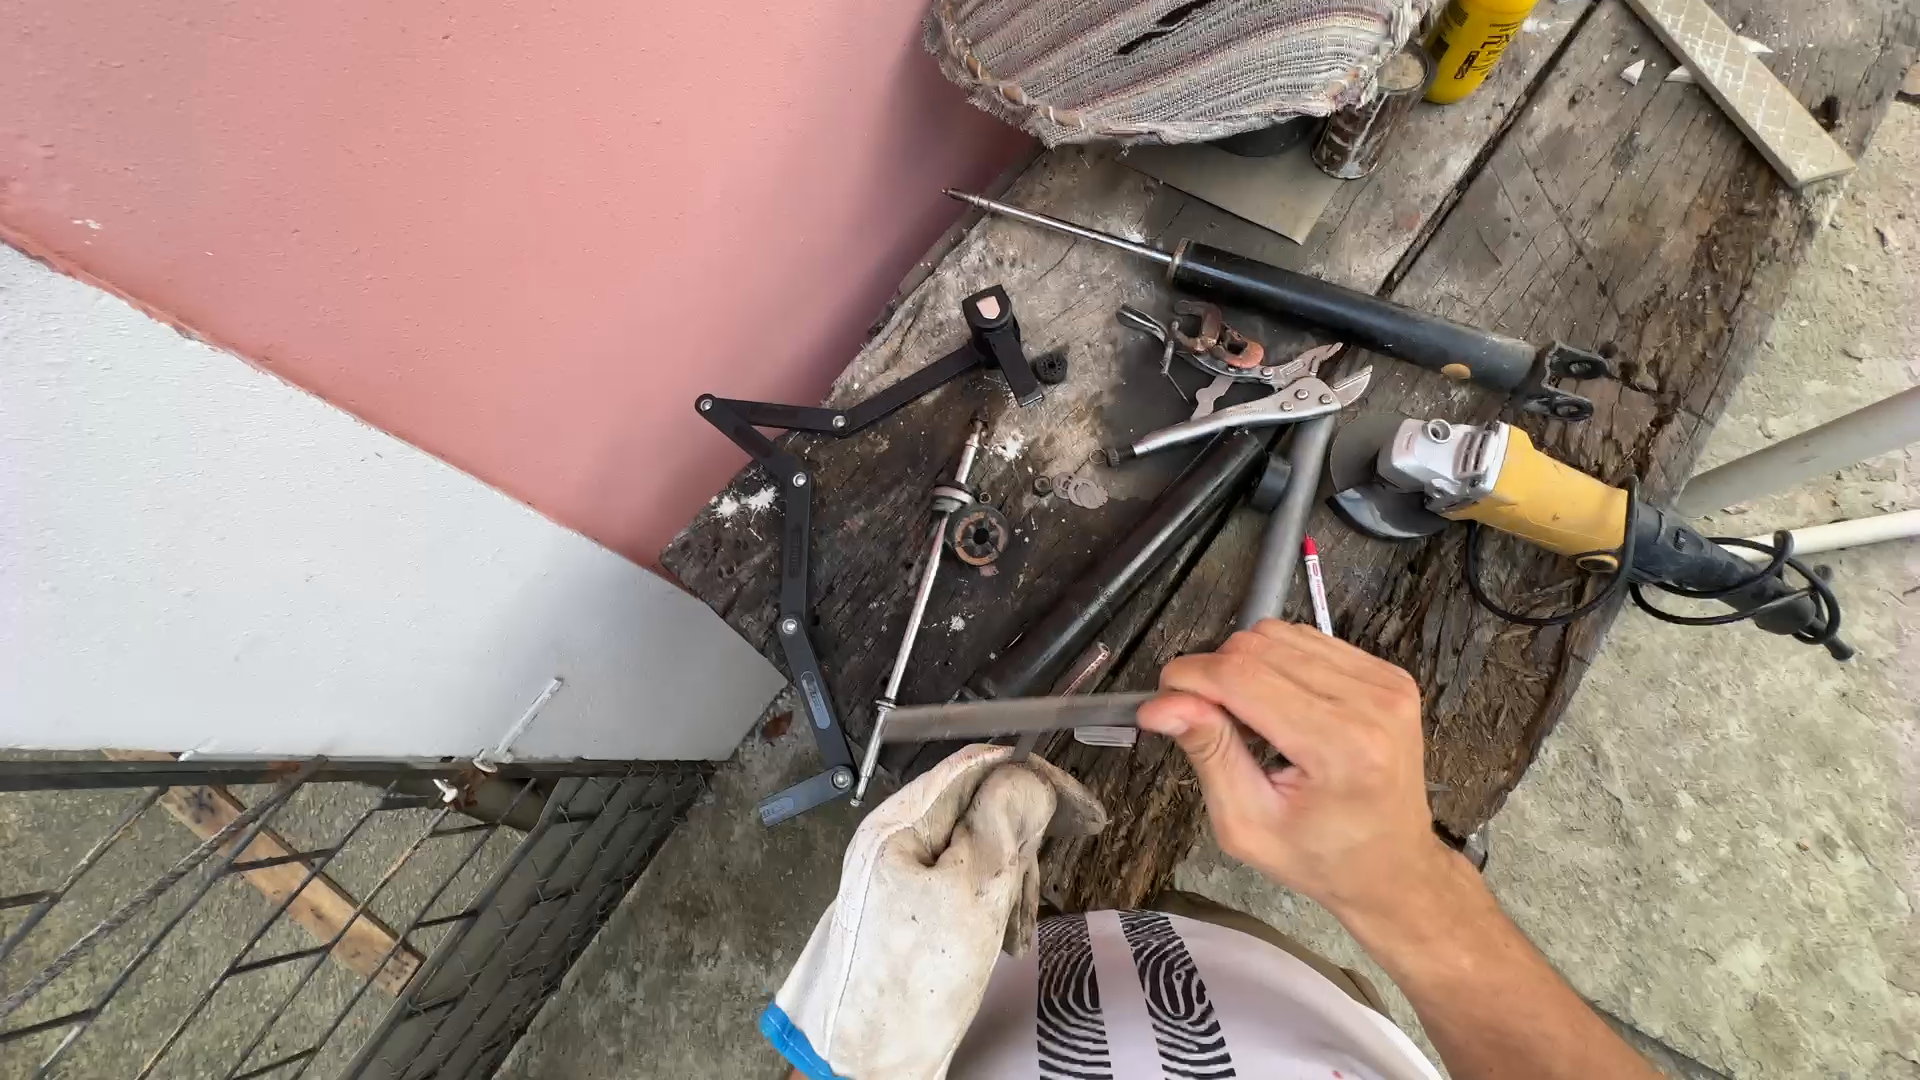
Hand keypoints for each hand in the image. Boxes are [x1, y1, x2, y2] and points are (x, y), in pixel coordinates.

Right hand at [1137, 619, 1451, 922]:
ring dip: (1243, 666)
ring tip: (1249, 717)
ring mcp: (1384, 683)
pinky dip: (1274, 662)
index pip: (1240, 676)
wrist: (1394, 869)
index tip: (1162, 701)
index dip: (1188, 678)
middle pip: (1254, 646)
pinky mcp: (1387, 672)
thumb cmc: (1319, 857)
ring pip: (1275, 634)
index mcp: (1340, 747)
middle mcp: (1371, 703)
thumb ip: (1207, 752)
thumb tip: (1162, 704)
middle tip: (1207, 720)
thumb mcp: (1245, 824)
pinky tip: (1278, 703)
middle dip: (1212, 674)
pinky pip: (1304, 639)